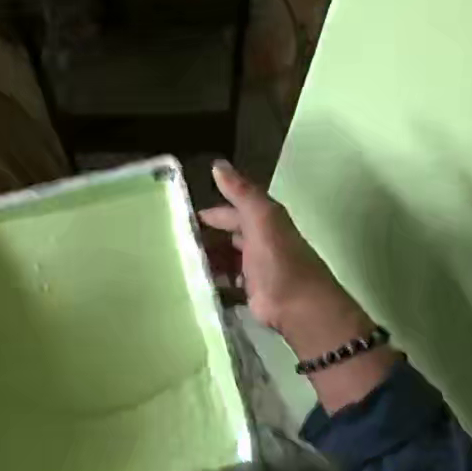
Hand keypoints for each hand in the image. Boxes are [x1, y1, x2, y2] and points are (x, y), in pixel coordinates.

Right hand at [200, 161, 394, 411]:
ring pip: (224, 259)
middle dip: (203, 238)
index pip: (231, 212)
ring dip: (205, 261)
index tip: (180, 218)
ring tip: (178, 265)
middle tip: (173, 244)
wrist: (298, 306)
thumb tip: (217, 165)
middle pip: (226, 236)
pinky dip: (211, 282)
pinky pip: (225, 283)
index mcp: (263, 221)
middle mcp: (259, 242)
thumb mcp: (261, 219)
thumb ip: (241, 193)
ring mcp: (254, 269)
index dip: (209, 213)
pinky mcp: (249, 292)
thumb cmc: (279, 260)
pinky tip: (192, 284)